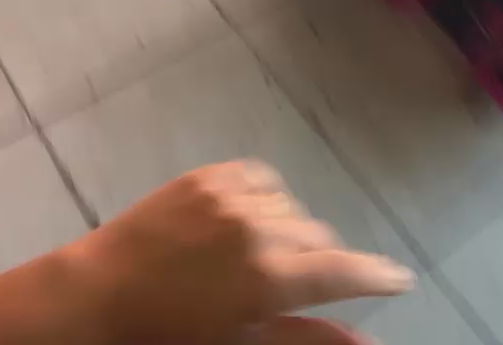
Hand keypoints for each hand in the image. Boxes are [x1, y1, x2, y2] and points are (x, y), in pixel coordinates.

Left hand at [63, 160, 413, 344]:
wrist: (104, 290)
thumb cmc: (174, 332)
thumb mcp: (244, 344)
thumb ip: (307, 339)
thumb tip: (369, 343)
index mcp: (269, 274)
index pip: (343, 269)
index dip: (377, 275)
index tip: (399, 277)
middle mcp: (254, 225)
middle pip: (317, 233)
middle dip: (322, 259)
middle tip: (306, 281)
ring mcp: (225, 194)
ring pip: (287, 203)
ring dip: (291, 227)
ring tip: (272, 251)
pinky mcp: (201, 176)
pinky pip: (254, 175)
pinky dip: (265, 194)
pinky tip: (253, 214)